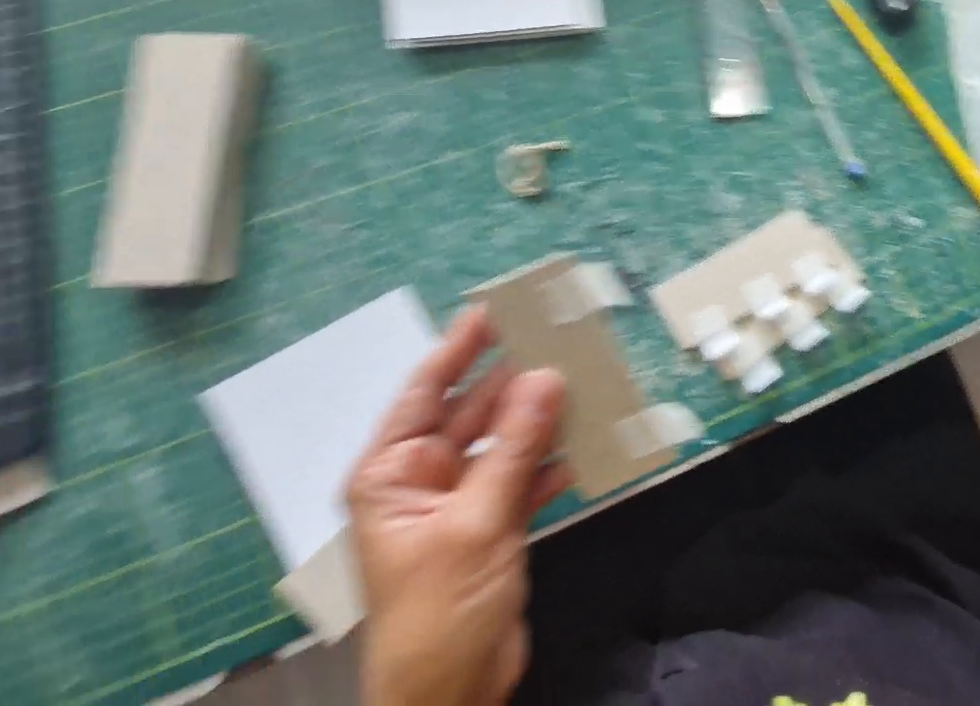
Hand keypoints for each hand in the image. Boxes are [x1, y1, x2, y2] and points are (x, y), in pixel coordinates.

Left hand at [348, 306, 574, 705]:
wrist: (451, 691)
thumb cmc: (438, 610)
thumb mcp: (476, 523)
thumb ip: (513, 449)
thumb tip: (546, 378)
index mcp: (393, 473)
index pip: (426, 394)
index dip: (458, 350)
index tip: (493, 311)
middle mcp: (425, 478)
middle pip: (474, 413)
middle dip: (514, 382)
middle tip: (559, 341)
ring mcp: (463, 501)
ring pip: (506, 442)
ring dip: (541, 420)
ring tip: (583, 383)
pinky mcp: (495, 523)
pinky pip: (527, 476)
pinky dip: (553, 462)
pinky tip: (585, 446)